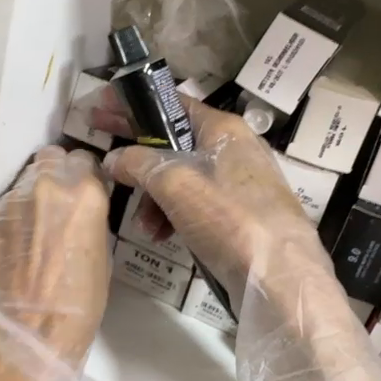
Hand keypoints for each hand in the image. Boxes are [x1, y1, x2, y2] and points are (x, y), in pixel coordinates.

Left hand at [0, 147, 110, 380]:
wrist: (33, 327)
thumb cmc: (81, 299)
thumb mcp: (102, 249)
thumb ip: (90, 214)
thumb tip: (80, 205)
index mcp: (85, 192)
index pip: (85, 160)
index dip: (84, 175)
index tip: (83, 190)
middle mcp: (47, 185)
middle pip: (52, 157)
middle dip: (57, 173)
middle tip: (58, 200)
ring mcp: (14, 198)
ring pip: (26, 177)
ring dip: (33, 191)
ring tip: (36, 221)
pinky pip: (8, 202)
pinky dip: (14, 213)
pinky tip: (18, 239)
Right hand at [103, 100, 380, 380]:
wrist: (281, 277)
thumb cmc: (228, 219)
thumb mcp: (175, 184)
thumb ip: (138, 163)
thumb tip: (113, 159)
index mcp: (222, 129)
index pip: (170, 103)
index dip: (133, 106)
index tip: (99, 109)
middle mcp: (234, 149)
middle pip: (173, 142)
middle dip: (137, 157)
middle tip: (105, 160)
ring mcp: (240, 184)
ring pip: (181, 178)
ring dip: (153, 196)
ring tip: (141, 224)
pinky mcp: (242, 216)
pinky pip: (196, 205)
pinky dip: (173, 215)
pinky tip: (162, 237)